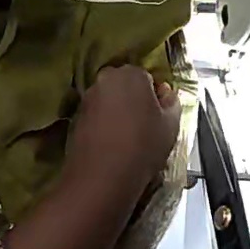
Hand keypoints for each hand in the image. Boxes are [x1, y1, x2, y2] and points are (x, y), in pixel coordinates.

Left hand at [61, 65, 180, 211]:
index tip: (158, 116)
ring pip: (110, 98)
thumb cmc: (143, 145)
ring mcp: (89, 96)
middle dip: (134, 99)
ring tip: (127, 136)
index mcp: (131, 74)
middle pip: (125, 84)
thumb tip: (165, 93)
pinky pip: (97, 113)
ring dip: (118, 110)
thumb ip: (172, 102)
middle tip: (144, 125)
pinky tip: (112, 141)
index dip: (155, 97)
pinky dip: (104, 121)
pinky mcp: (77, 114)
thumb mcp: (171, 125)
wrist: (103, 174)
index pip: (148, 78)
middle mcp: (106, 78)